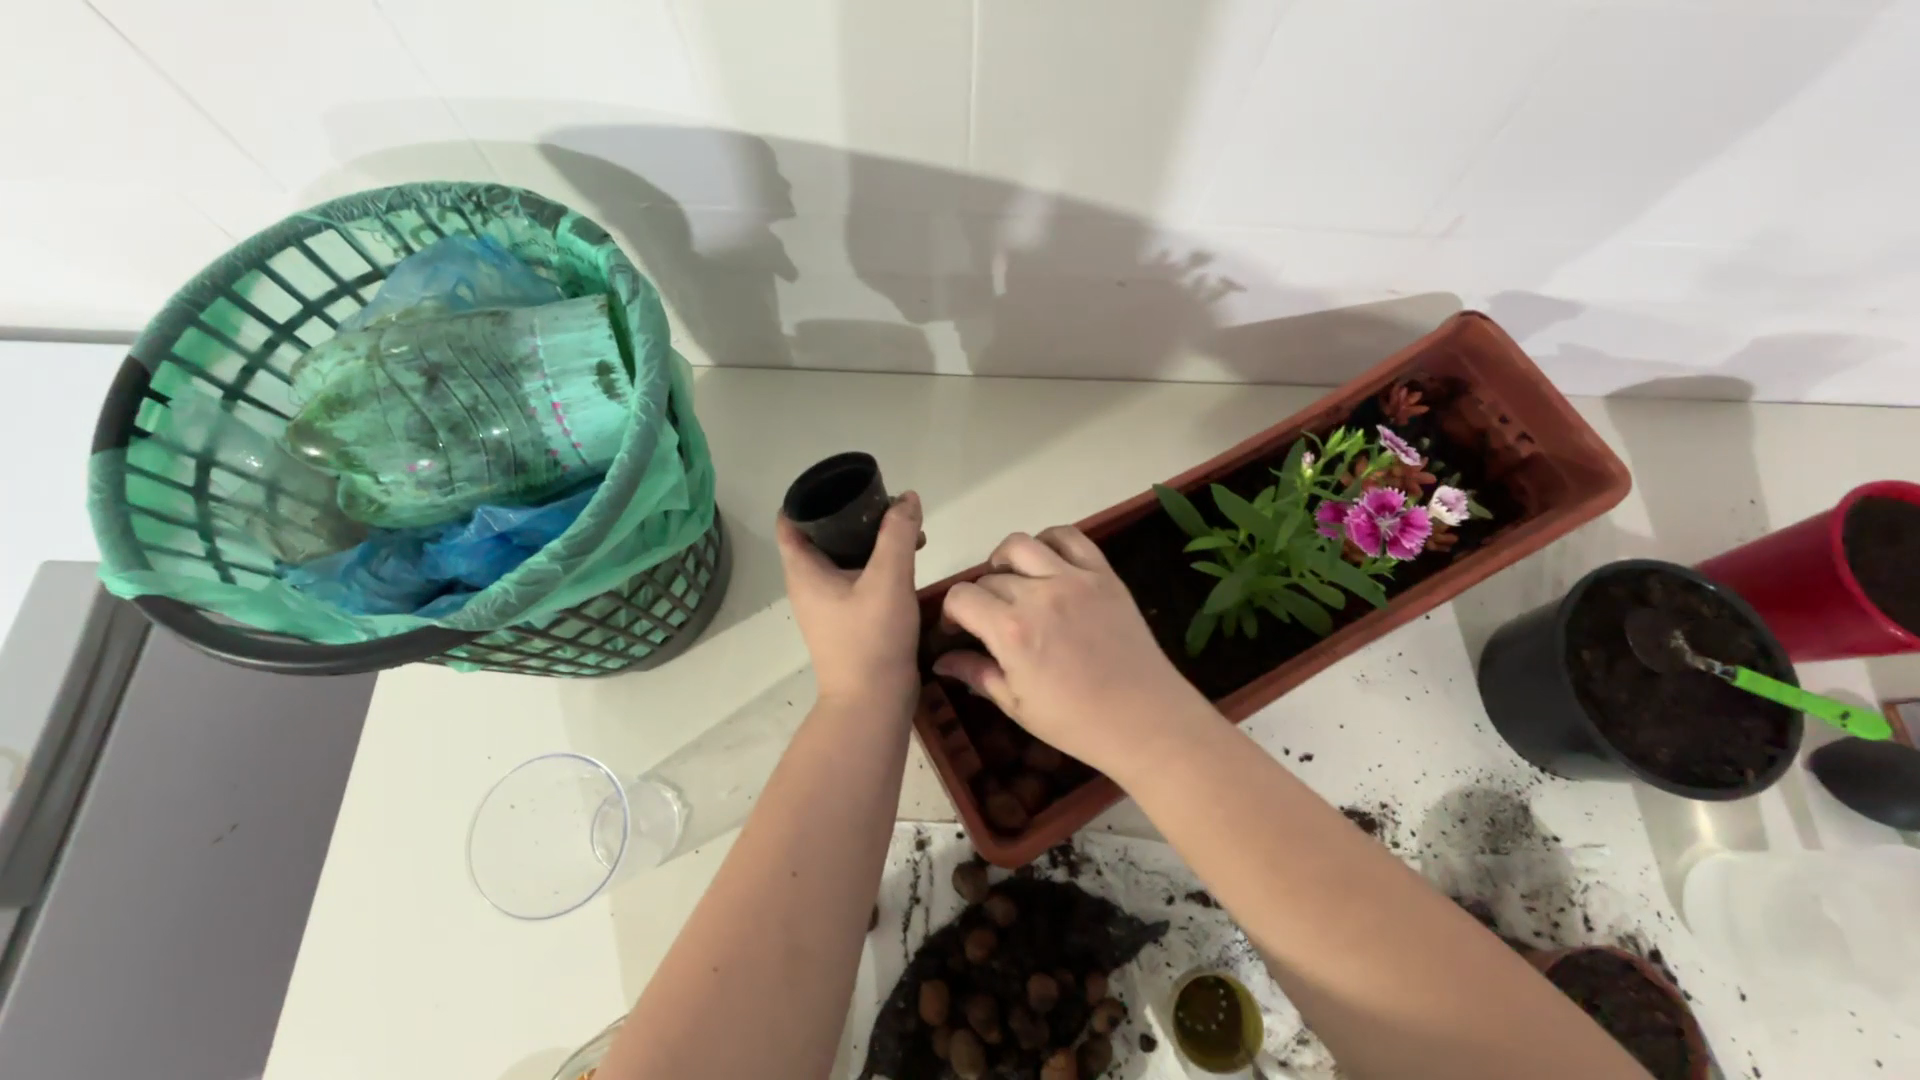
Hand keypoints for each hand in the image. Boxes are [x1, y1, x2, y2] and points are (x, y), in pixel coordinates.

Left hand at [776, 492, 923, 709]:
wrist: (873, 703)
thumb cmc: (871, 639)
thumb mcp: (888, 578)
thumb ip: (898, 533)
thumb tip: (908, 498)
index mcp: (804, 571)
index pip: (790, 519)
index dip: (812, 496)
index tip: (847, 483)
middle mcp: (809, 584)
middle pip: (822, 534)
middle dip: (854, 516)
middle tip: (888, 506)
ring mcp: (827, 604)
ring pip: (844, 557)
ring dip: (871, 540)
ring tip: (906, 531)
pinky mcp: (847, 620)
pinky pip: (857, 578)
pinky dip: (877, 564)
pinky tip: (907, 562)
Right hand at [932, 527, 1209, 776]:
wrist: (1144, 719)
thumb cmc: (1075, 722)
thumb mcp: (1016, 704)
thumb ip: (977, 673)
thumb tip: (941, 661)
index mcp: (1011, 630)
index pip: (961, 597)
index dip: (951, 614)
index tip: (958, 631)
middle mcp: (1038, 594)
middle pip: (989, 577)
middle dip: (980, 598)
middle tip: (990, 621)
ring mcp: (1074, 579)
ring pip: (1022, 545)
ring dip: (1006, 560)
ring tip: (1012, 582)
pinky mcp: (1103, 574)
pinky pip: (1069, 538)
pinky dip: (1050, 542)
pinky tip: (1047, 564)